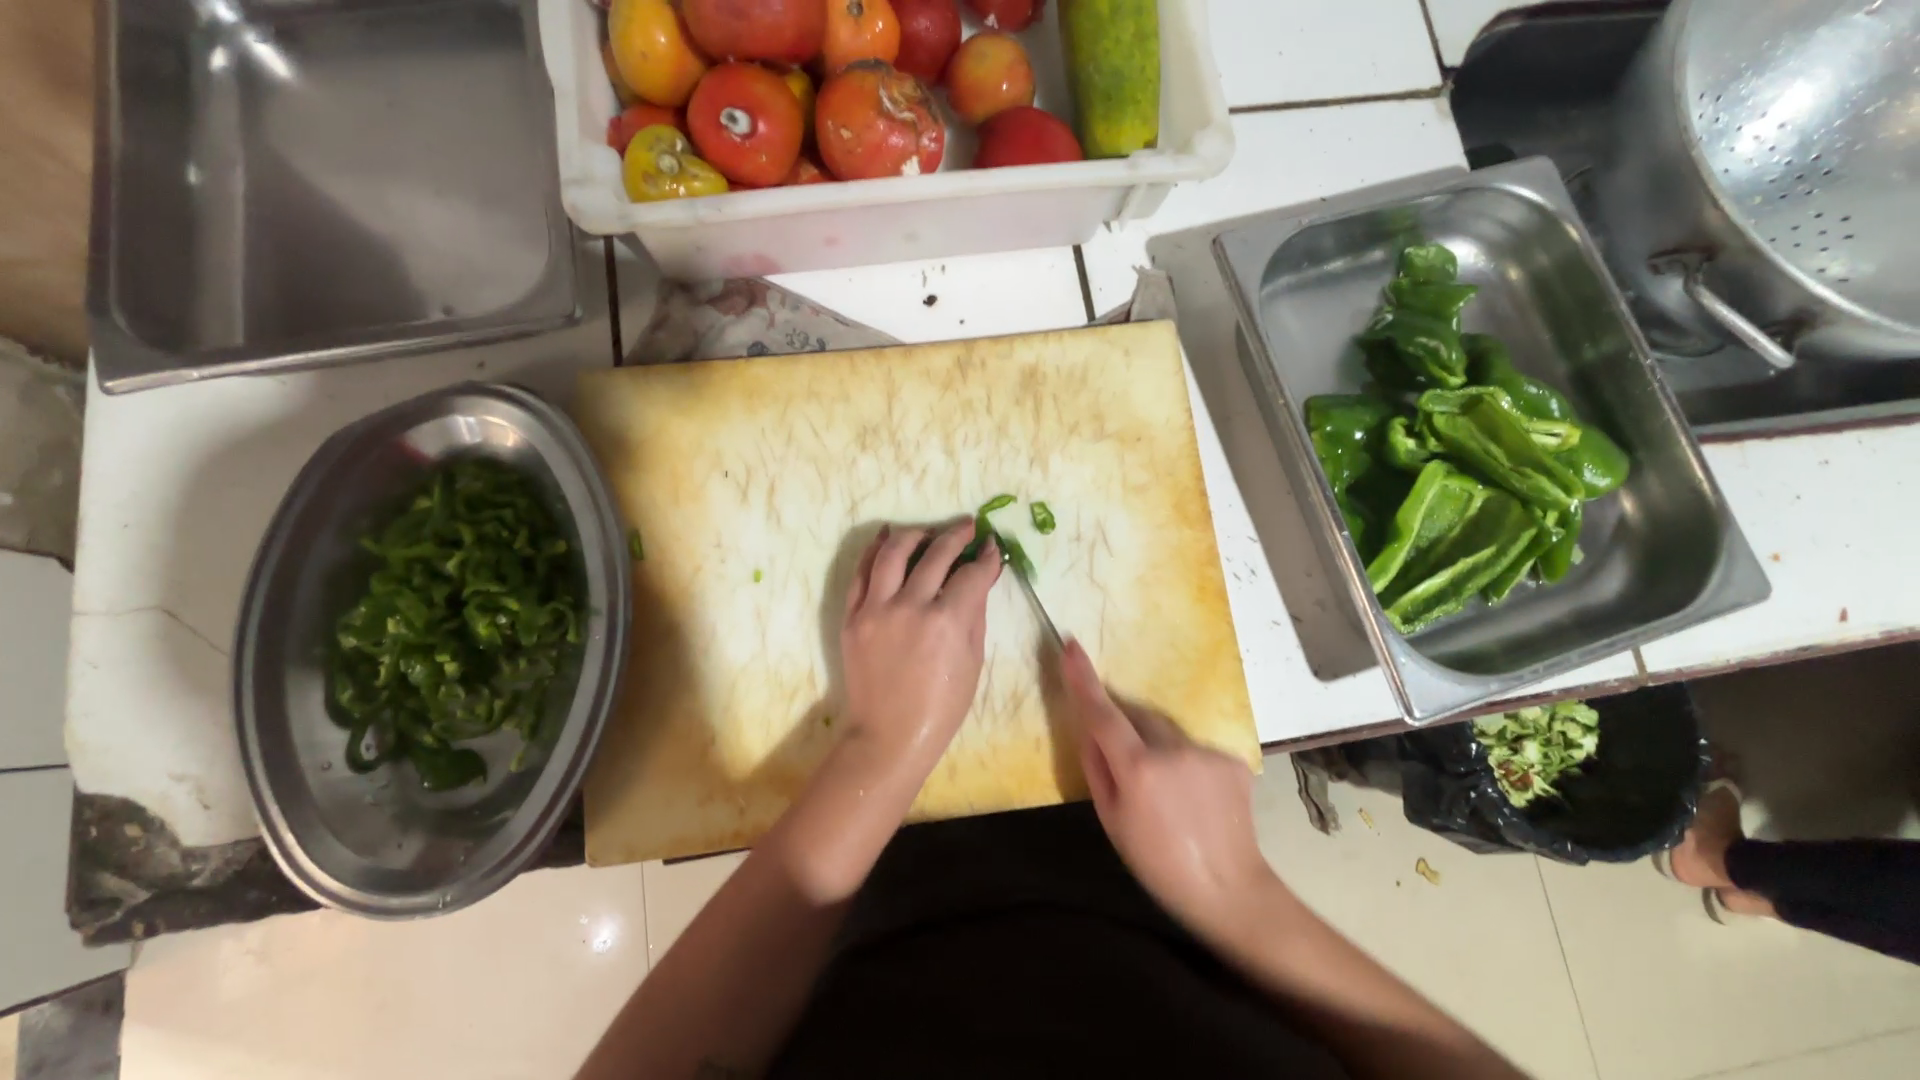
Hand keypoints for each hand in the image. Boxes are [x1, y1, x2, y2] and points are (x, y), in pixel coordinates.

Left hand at [839, 521, 1001, 774]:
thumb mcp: (973, 659)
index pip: (971, 573)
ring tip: (928, 532)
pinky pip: (862, 572)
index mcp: (947, 621)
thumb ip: (975, 610)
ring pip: (894, 551)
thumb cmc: (942, 706)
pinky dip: (875, 550)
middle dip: (956, 534)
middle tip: (967, 526)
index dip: (986, 557)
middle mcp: (910, 606)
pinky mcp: (853, 616)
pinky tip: (888, 537)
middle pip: (935, 553)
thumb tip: (981, 574)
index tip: (991, 547)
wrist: (890, 735)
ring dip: (915, 533)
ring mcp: (876, 609)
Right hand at [1062, 639, 1277, 941]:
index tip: (1071, 646)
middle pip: (1137, 717)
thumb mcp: (1111, 819)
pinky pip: (1194, 748)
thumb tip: (1090, 730)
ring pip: (1167, 733)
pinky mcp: (1232, 758)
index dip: (1083, 679)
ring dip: (1157, 747)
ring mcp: (1206, 751)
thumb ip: (1097, 767)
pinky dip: (1186, 763)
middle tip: (1124, 763)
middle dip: (1125, 727)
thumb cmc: (1156, 862)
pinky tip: (1193, 797)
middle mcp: (1173, 749)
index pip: (1103, 713)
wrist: (1227, 888)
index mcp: (1138, 768)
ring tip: (1165, 793)